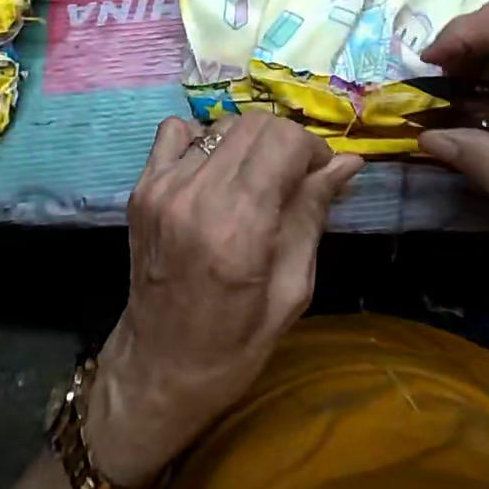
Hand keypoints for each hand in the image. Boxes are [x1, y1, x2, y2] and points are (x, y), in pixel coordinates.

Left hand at [84, 114, 363, 487]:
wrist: (159, 365)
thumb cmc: (235, 342)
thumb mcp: (292, 289)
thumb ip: (313, 214)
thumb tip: (347, 162)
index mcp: (240, 226)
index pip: (284, 140)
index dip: (312, 149)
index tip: (320, 174)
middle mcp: (198, 195)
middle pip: (254, 124)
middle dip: (285, 141)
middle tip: (293, 177)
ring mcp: (162, 187)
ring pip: (221, 124)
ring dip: (249, 144)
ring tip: (254, 180)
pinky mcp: (141, 187)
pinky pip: (175, 131)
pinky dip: (202, 139)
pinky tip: (212, 172)